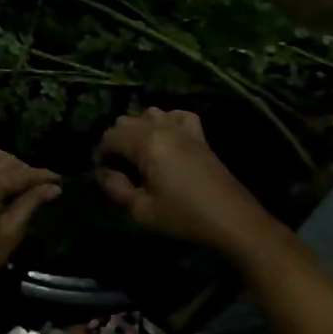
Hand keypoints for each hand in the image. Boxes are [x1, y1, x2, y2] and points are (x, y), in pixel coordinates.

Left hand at [0, 144, 60, 304]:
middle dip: (25, 170)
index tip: (60, 179)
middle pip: (3, 161)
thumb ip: (30, 203)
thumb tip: (53, 187)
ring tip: (19, 179)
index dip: (42, 176)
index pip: (20, 173)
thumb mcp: (10, 231)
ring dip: (3, 162)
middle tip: (43, 184)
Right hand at [93, 108, 273, 251]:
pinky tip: (165, 137)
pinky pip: (177, 115)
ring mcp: (183, 129)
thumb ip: (116, 188)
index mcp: (146, 144)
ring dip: (137, 130)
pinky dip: (166, 121)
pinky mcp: (199, 136)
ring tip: (138, 154)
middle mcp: (162, 129)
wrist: (232, 220)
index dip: (100, 154)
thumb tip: (103, 174)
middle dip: (115, 142)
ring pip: (149, 113)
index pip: (110, 137)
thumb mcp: (141, 210)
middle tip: (117, 169)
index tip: (101, 174)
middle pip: (126, 122)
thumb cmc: (183, 217)